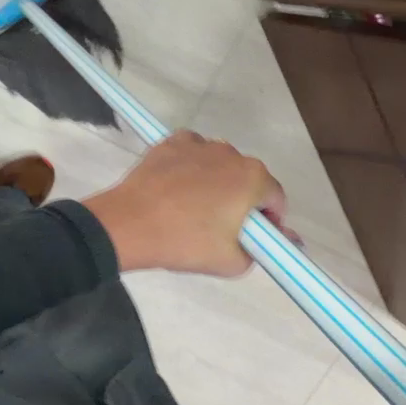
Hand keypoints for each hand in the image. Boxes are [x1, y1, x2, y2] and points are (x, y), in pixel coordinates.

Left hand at [81, 131, 292, 275]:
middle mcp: (231, 153)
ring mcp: (198, 144)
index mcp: (253, 178)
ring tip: (194, 207)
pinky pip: (191, 153)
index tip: (253, 237)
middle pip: (248, 179)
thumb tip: (275, 240)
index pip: (275, 199)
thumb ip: (263, 251)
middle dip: (242, 200)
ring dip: (216, 181)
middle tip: (221, 226)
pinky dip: (190, 166)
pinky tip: (177, 186)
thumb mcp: (233, 262)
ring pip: (219, 164)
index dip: (269, 221)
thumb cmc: (185, 242)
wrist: (129, 224)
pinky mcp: (170, 143)